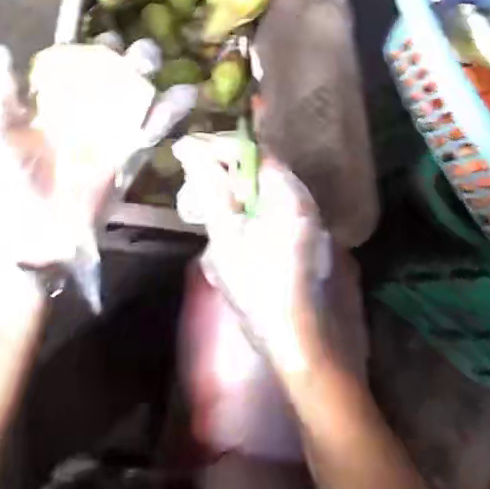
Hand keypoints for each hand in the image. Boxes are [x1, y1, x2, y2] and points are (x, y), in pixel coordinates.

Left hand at [0, 43, 183, 274]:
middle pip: (115, 73)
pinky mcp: (130, 156)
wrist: (33, 237)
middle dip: (127, 56)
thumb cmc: (8, 184)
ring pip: (138, 94)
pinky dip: (170, 111)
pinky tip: (184, 94)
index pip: (76, 64)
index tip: (98, 40)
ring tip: (149, 61)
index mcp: (53, 100)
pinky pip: (154, 130)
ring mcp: (111, 132)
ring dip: (148, 75)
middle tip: (129, 53)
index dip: (89, 48)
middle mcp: (86, 110)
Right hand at [173, 134, 333, 376]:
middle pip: (258, 166)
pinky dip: (243, 206)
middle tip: (188, 173)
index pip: (251, 150)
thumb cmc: (259, 288)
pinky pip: (268, 206)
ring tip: (200, 196)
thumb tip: (191, 150)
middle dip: (220, 165)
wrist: (296, 342)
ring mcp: (305, 219)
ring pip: (261, 187)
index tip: (184, 150)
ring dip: (229, 187)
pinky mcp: (300, 237)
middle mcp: (303, 199)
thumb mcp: (226, 236)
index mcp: (290, 193)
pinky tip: (223, 220)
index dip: (216, 146)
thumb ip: (210, 188)